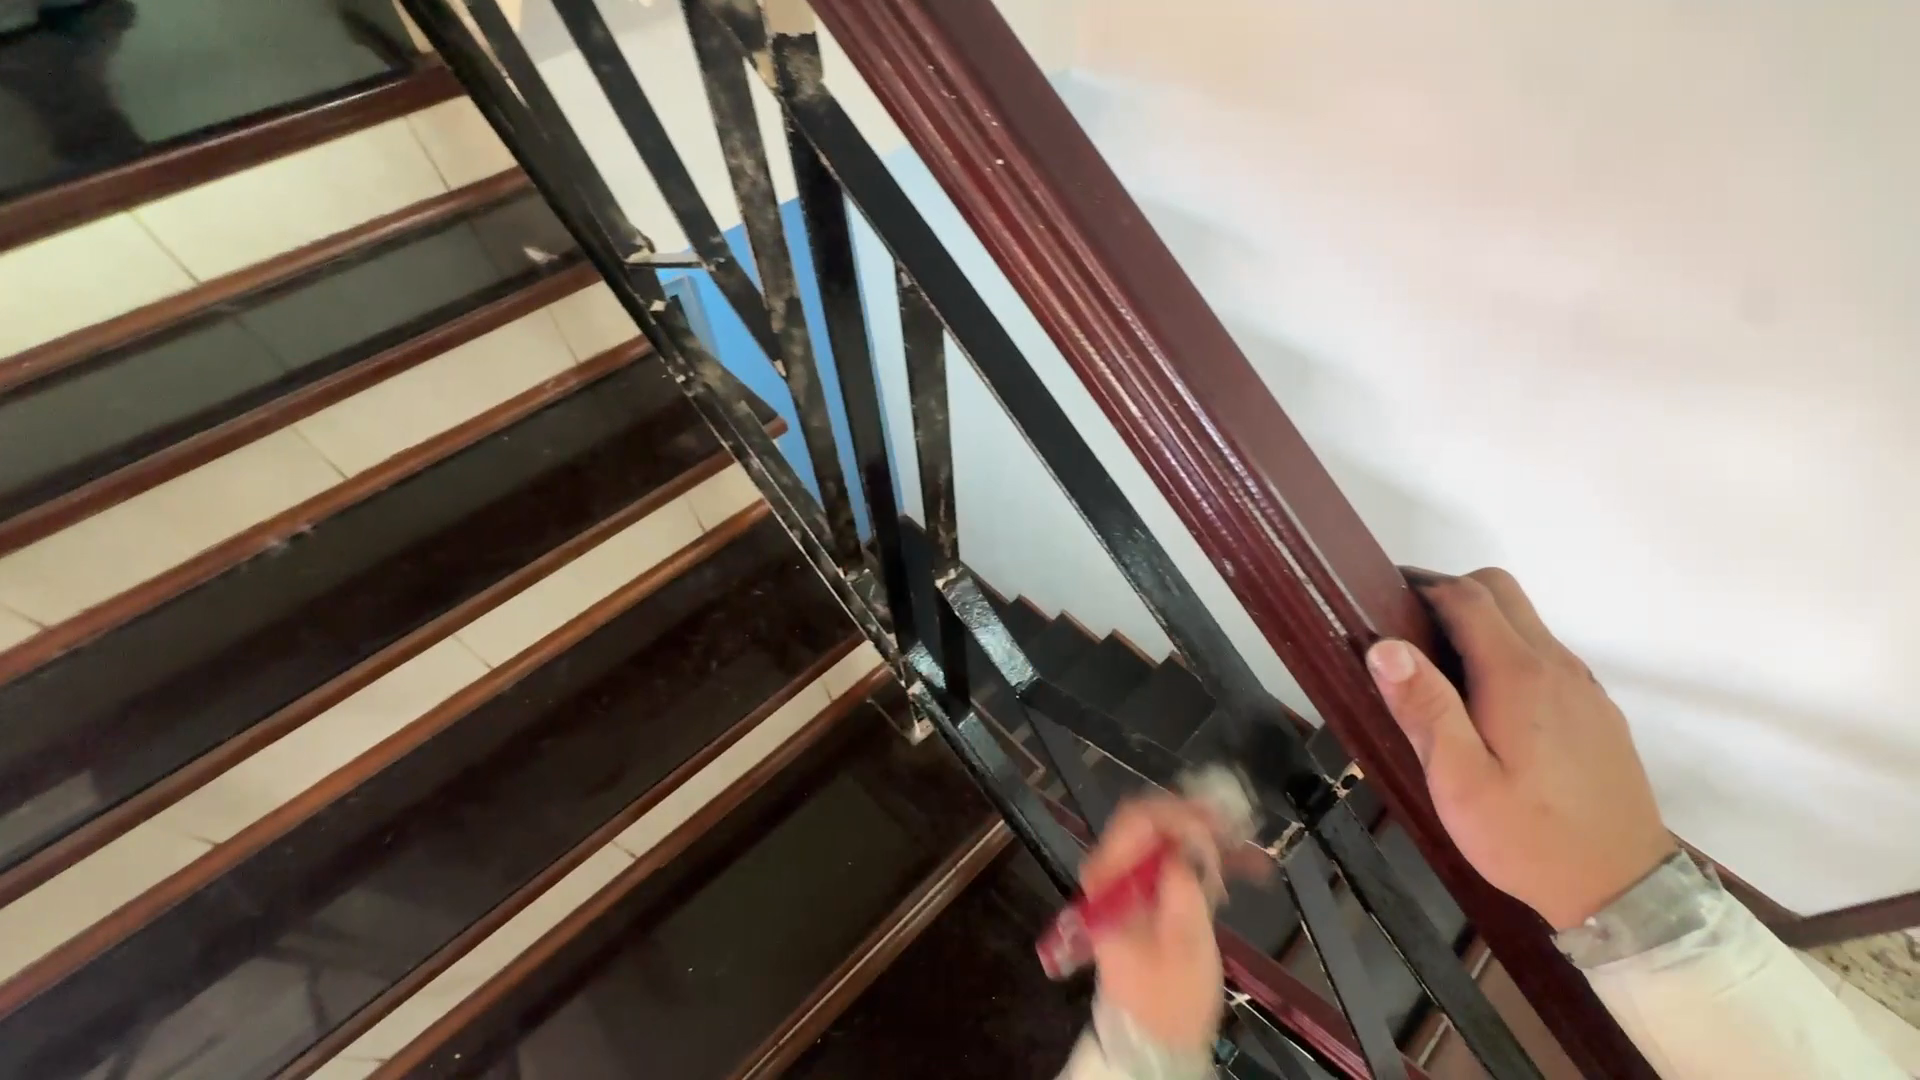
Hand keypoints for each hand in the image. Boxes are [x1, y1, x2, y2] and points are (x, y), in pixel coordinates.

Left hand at [1080, 796, 1229, 1053]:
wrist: (1156, 1039)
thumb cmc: (1169, 999)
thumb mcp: (1183, 942)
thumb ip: (1183, 883)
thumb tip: (1190, 839)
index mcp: (1109, 878)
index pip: (1137, 819)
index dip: (1179, 813)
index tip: (1218, 825)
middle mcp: (1112, 869)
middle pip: (1152, 821)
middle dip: (1196, 818)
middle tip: (1236, 825)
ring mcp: (1129, 878)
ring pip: (1168, 835)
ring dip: (1207, 834)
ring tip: (1245, 844)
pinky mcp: (1149, 889)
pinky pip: (1177, 858)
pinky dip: (1208, 856)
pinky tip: (1245, 864)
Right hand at [1365, 568, 1675, 930]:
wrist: (1625, 892)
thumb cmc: (1526, 836)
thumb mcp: (1458, 780)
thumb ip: (1425, 708)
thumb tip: (1385, 645)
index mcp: (1518, 676)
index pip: (1468, 597)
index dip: (1422, 585)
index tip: (1382, 596)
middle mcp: (1557, 667)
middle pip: (1502, 591)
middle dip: (1449, 591)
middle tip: (1405, 626)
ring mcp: (1582, 687)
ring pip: (1525, 621)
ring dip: (1477, 621)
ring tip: (1433, 665)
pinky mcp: (1594, 711)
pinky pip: (1543, 654)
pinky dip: (1503, 649)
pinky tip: (1480, 700)